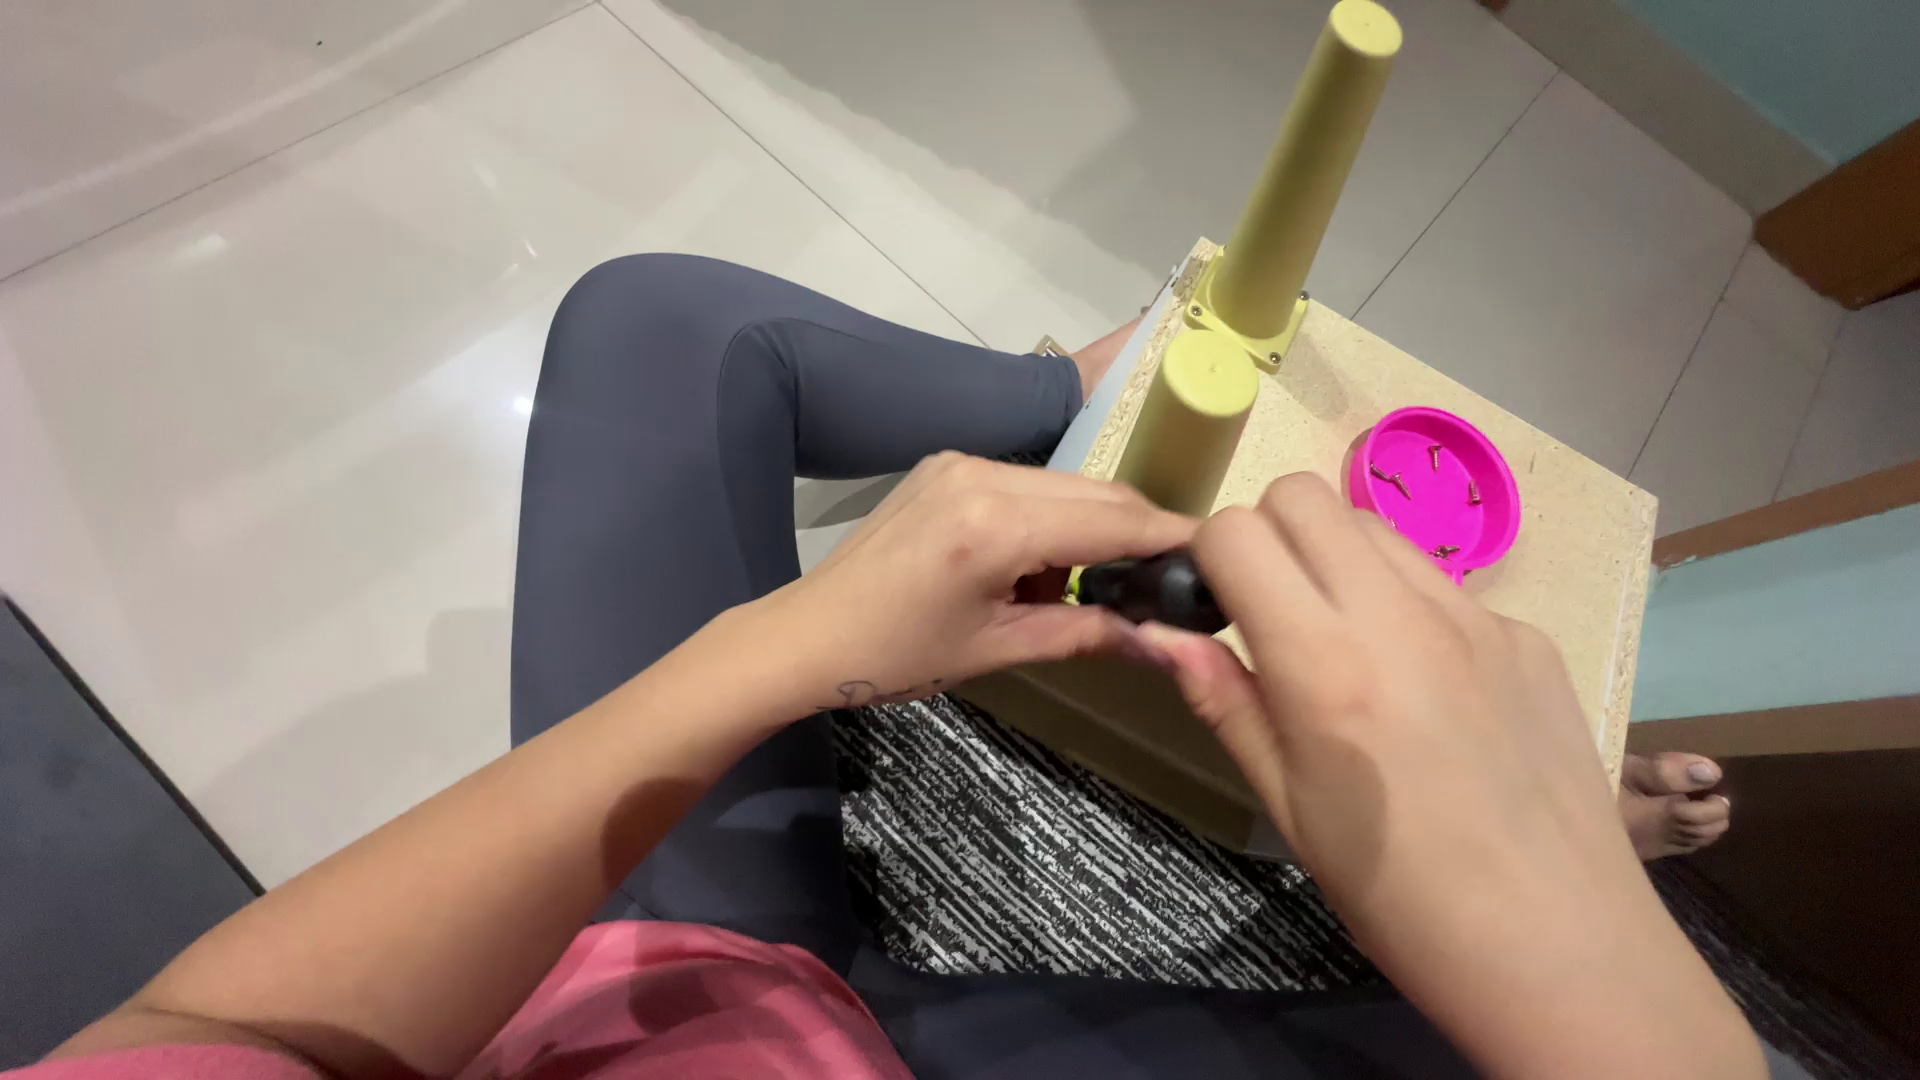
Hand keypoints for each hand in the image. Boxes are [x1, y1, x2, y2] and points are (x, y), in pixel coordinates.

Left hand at [760, 452, 1194, 710]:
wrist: (809, 633)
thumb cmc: (898, 656)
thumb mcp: (998, 649)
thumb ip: (1085, 632)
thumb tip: (1159, 641)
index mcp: (997, 524)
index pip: (1112, 521)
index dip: (1168, 537)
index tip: (1211, 554)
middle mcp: (983, 472)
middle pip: (1093, 493)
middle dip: (1132, 533)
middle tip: (1154, 582)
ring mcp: (960, 461)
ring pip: (1061, 485)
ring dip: (1086, 529)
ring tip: (1067, 589)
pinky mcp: (944, 464)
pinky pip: (1023, 482)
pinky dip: (1045, 518)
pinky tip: (1028, 564)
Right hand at [1140, 473, 1761, 1079]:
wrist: (1561, 951)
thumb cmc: (1392, 888)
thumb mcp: (1282, 797)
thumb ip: (1221, 697)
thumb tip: (1159, 631)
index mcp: (1322, 662)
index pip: (1236, 532)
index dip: (1206, 557)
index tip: (1212, 604)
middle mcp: (1398, 615)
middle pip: (1302, 495)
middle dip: (1264, 532)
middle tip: (1266, 605)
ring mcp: (1474, 617)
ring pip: (1370, 523)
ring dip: (1331, 556)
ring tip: (1340, 633)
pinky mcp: (1525, 634)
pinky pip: (1437, 578)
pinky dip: (1400, 599)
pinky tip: (1418, 678)